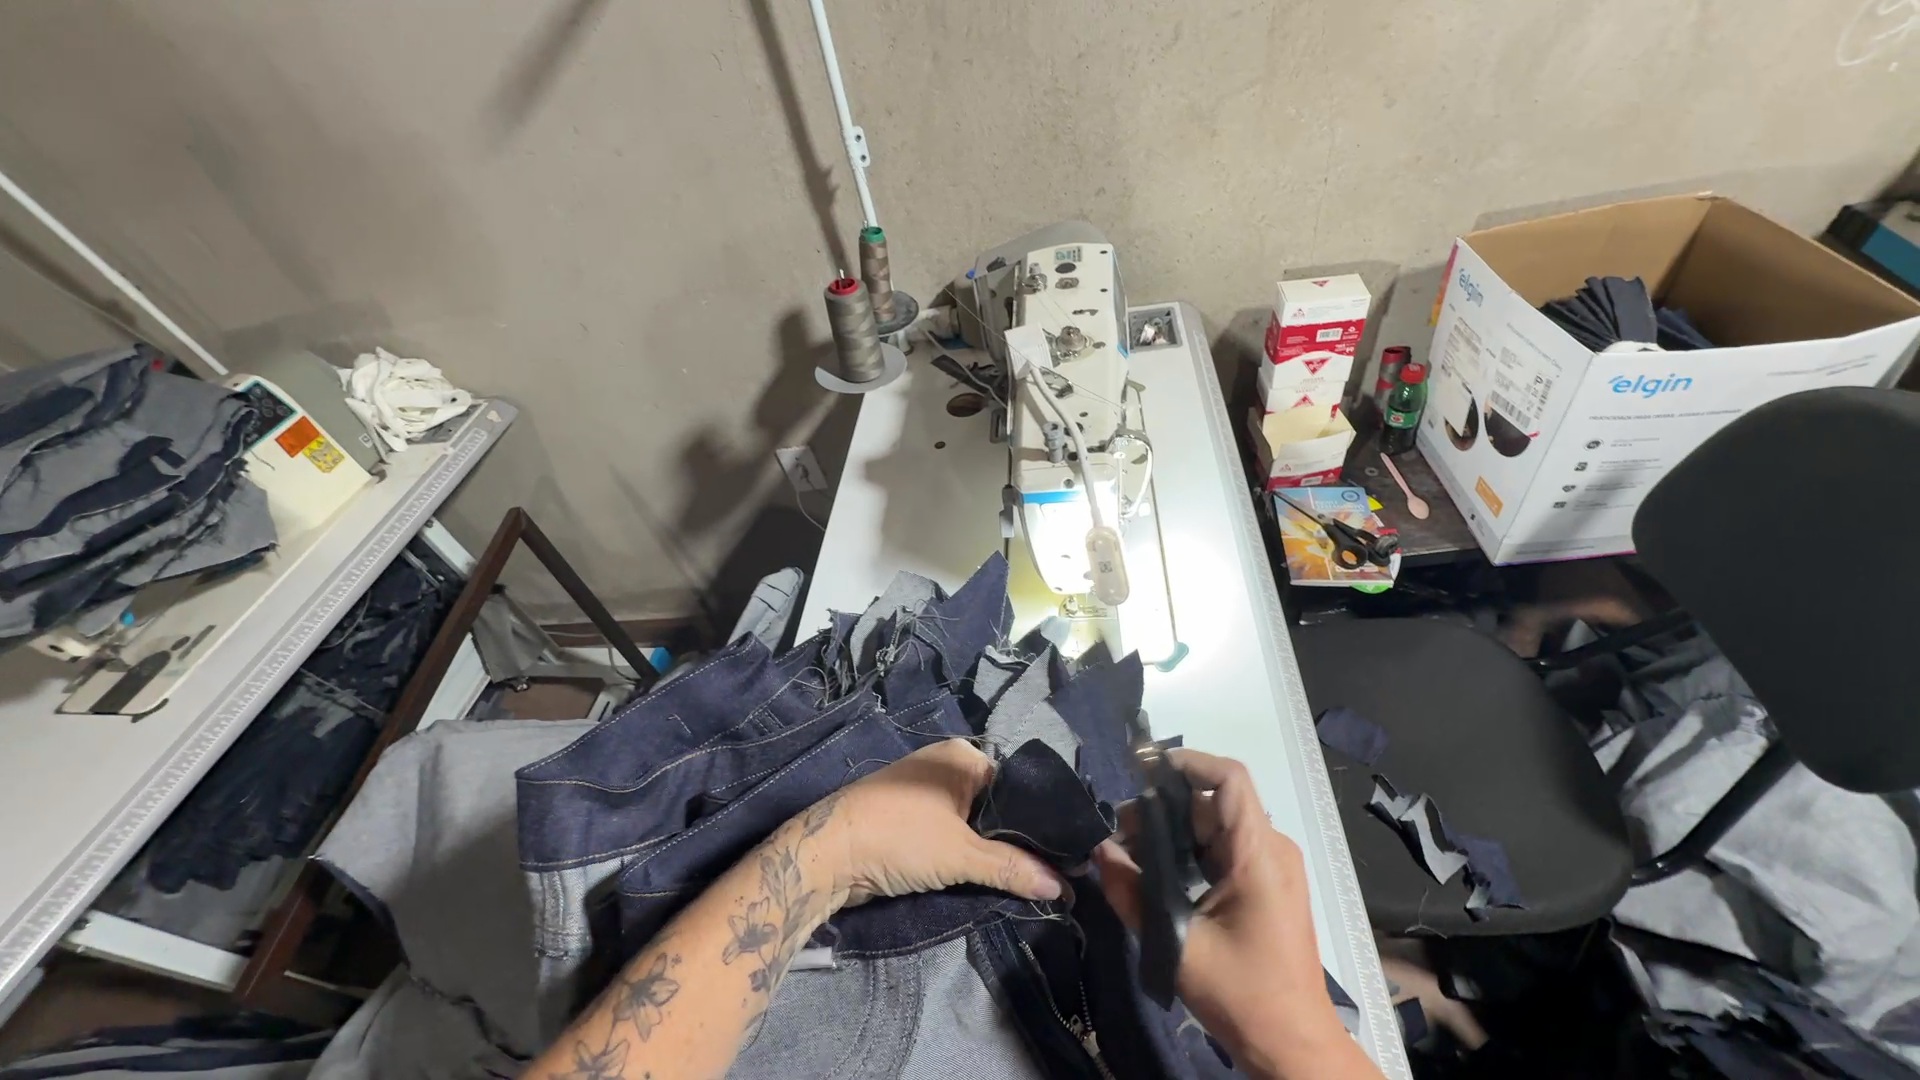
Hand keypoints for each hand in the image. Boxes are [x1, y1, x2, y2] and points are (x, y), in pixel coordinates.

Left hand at [797, 739, 1064, 908]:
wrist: (829, 854)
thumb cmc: (900, 837)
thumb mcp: (962, 855)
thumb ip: (1012, 868)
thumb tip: (1063, 887)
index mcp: (964, 756)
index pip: (1018, 787)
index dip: (1040, 823)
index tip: (1064, 856)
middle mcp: (947, 765)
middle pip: (997, 805)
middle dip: (1015, 840)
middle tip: (1049, 874)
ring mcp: (926, 790)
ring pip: (974, 822)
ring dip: (989, 850)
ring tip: (1024, 879)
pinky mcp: (911, 816)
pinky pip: (952, 831)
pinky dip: (966, 852)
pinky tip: (986, 875)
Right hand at [1096, 749, 1372, 1079]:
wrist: (1294, 1047)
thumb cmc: (1243, 994)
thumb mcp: (1177, 944)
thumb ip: (1131, 892)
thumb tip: (1098, 851)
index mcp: (1258, 854)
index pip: (1229, 778)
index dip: (1186, 762)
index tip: (1142, 771)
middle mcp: (1270, 850)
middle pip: (1212, 803)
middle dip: (1161, 808)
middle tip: (1118, 833)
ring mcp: (1269, 868)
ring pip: (1213, 827)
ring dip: (1170, 833)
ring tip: (1128, 856)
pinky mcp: (1263, 885)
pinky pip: (1222, 850)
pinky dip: (1187, 853)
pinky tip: (1154, 875)